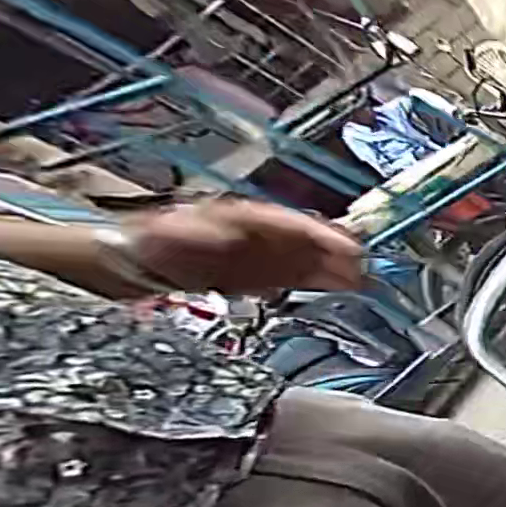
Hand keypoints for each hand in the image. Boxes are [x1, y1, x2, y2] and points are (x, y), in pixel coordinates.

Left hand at [129, 201, 362, 293]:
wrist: (139, 263)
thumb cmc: (155, 241)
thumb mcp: (173, 232)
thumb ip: (200, 234)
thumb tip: (227, 238)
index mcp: (253, 218)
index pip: (300, 223)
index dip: (328, 234)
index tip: (351, 247)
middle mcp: (271, 235)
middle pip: (317, 241)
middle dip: (343, 254)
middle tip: (366, 268)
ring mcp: (274, 255)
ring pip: (318, 260)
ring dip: (341, 270)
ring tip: (364, 282)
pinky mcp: (273, 274)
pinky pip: (307, 277)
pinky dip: (327, 282)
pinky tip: (344, 289)